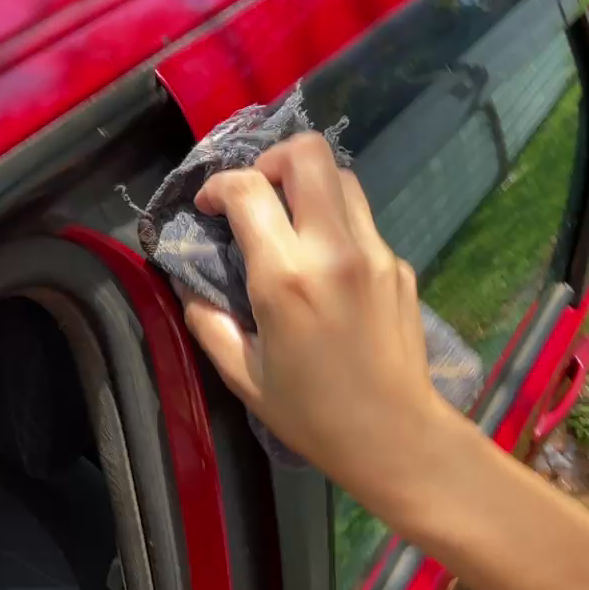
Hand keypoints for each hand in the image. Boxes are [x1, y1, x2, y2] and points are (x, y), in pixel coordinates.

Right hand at [182, 133, 458, 509]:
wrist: (393, 435)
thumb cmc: (311, 415)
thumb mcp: (243, 377)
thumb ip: (208, 323)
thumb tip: (189, 286)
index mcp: (286, 280)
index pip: (249, 191)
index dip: (219, 186)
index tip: (208, 205)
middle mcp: (335, 251)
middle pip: (308, 155)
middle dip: (271, 160)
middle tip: (255, 194)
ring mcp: (376, 253)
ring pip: (342, 178)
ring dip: (307, 185)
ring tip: (288, 221)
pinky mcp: (399, 264)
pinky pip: (361, 220)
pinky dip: (334, 223)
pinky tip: (324, 265)